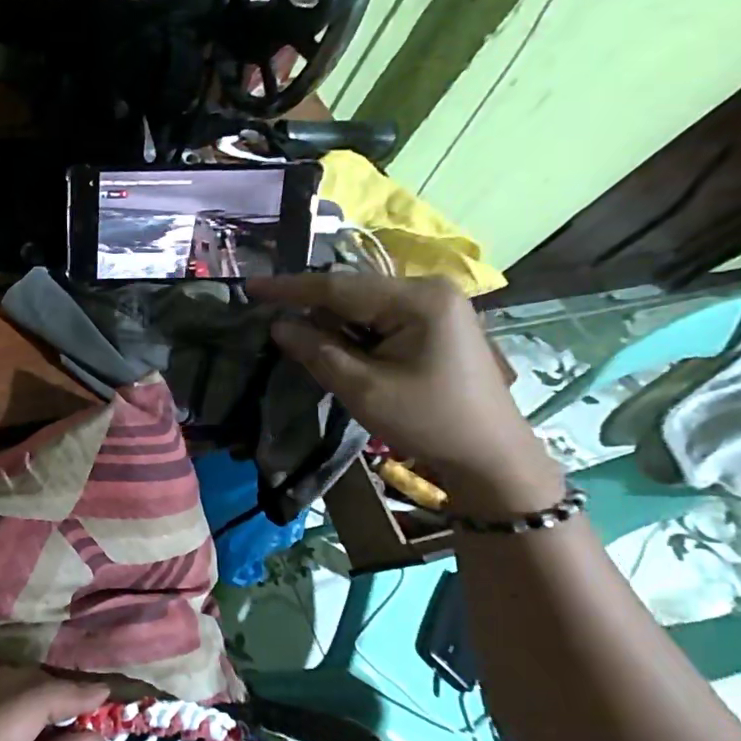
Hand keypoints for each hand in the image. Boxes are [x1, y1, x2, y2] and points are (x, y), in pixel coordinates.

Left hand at [0, 668, 109, 740]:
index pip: (33, 697)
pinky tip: (25, 727)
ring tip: (69, 718)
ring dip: (31, 692)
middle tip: (95, 712)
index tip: (113, 695)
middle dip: (55, 689)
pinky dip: (4, 701)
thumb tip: (91, 735)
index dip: (76, 694)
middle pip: (12, 679)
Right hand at [247, 273, 564, 516]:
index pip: (340, 287)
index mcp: (418, 299)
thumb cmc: (428, 421)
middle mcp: (430, 288)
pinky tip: (337, 347)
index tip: (250, 286)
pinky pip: (381, 317)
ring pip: (365, 305)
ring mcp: (437, 304)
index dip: (291, 288)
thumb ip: (318, 352)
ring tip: (299, 338)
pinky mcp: (436, 322)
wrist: (489, 453)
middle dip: (312, 307)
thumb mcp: (364, 390)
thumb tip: (279, 326)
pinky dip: (354, 331)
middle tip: (271, 320)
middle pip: (353, 292)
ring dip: (333, 322)